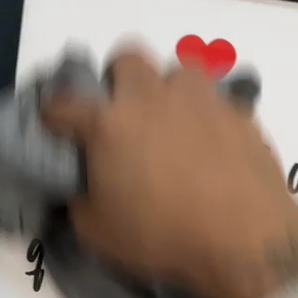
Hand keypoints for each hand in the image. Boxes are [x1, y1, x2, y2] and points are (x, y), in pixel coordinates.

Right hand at [42, 47, 297, 297]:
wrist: (244, 239)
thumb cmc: (159, 235)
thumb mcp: (96, 231)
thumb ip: (80, 199)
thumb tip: (82, 187)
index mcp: (108, 124)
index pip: (65, 103)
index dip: (52, 113)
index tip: (53, 125)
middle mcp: (152, 98)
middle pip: (127, 57)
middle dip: (116, 79)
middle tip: (118, 114)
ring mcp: (201, 100)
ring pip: (178, 69)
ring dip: (166, 89)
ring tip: (168, 125)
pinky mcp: (240, 114)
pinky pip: (215, 100)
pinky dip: (203, 117)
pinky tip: (206, 149)